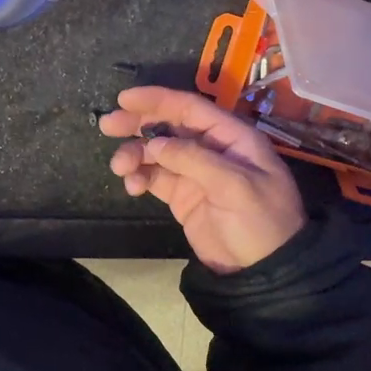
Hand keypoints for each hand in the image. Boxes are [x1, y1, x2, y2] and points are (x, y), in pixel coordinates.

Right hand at [99, 86, 304, 273]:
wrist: (263, 271)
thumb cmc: (260, 222)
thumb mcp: (234, 186)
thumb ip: (194, 159)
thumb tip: (155, 142)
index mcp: (231, 138)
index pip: (190, 108)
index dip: (157, 100)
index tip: (124, 99)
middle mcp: (211, 149)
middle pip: (168, 126)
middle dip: (137, 124)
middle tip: (107, 126)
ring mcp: (195, 173)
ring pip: (155, 152)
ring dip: (134, 155)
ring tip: (120, 169)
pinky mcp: (182, 195)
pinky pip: (153, 176)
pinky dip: (139, 177)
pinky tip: (132, 188)